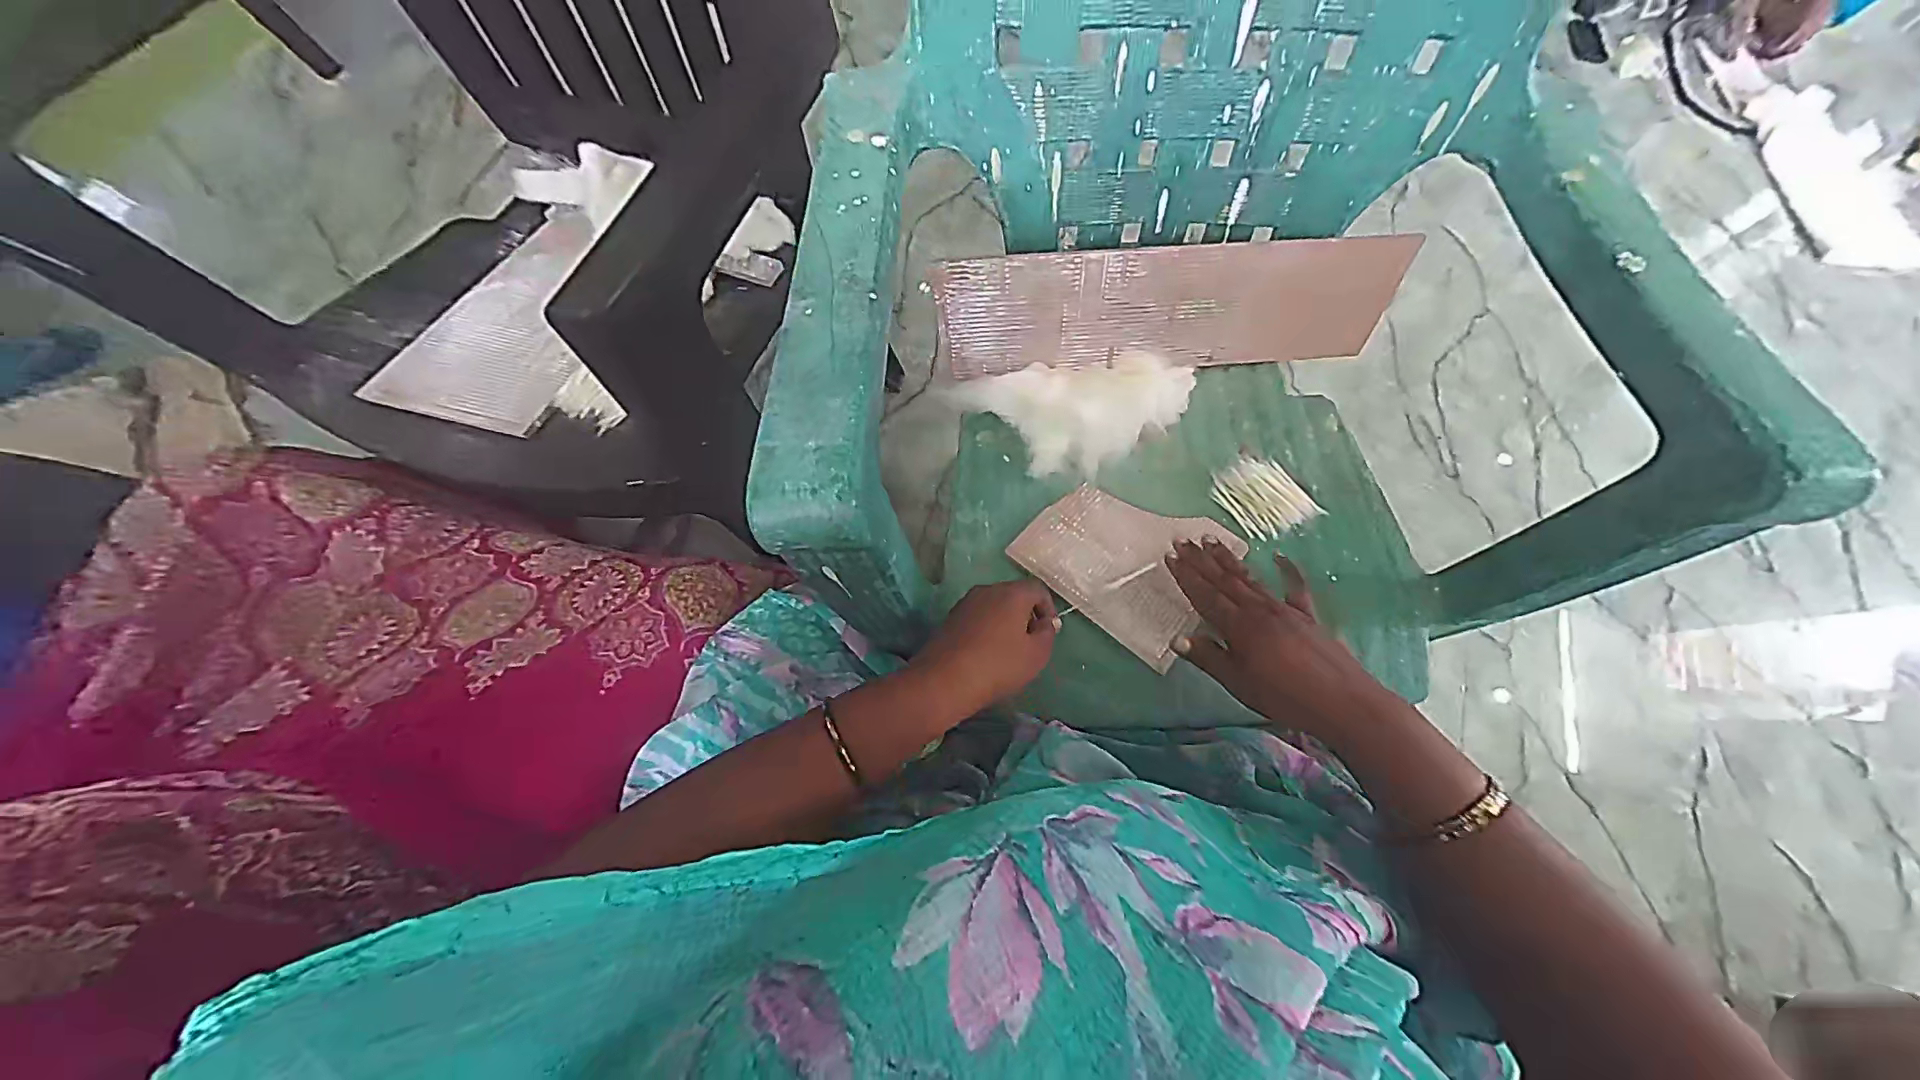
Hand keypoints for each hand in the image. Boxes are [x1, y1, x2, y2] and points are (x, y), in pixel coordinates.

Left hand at [909, 580, 1058, 715]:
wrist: (944, 680)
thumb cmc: (998, 666)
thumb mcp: (1036, 654)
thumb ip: (1047, 633)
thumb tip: (1044, 622)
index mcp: (1011, 593)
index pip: (1037, 589)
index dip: (1048, 608)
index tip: (1048, 632)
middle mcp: (987, 590)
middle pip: (1014, 595)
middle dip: (1026, 614)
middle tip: (1030, 641)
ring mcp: (965, 603)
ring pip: (994, 605)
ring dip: (1005, 621)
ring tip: (1008, 650)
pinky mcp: (950, 618)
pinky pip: (977, 616)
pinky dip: (987, 628)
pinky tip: (985, 652)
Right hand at [1166, 539, 1390, 739]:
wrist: (1343, 702)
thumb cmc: (1284, 696)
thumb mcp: (1238, 682)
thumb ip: (1208, 657)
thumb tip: (1179, 639)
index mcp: (1240, 626)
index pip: (1205, 596)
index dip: (1186, 576)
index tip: (1170, 557)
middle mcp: (1260, 611)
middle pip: (1225, 581)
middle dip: (1201, 560)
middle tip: (1183, 540)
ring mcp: (1285, 610)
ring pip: (1251, 579)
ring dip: (1229, 560)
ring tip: (1212, 542)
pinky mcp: (1308, 617)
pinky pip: (1294, 588)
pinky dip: (1286, 570)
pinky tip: (1279, 556)